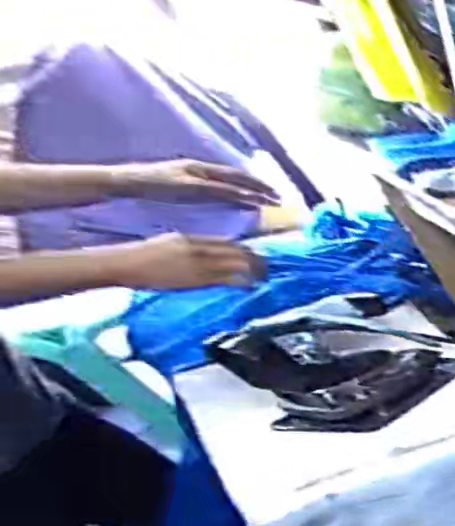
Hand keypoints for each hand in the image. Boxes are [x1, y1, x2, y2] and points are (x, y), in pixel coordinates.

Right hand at [101, 233, 264, 289]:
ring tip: (262, 278)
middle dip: (258, 261)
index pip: (229, 242)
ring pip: (242, 265)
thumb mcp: (167, 244)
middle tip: (267, 269)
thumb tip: (213, 253)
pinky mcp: (200, 279)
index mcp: (189, 238)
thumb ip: (192, 247)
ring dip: (257, 272)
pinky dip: (246, 283)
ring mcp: (200, 264)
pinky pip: (232, 280)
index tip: (258, 257)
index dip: (248, 250)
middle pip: (240, 252)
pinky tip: (251, 287)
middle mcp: (198, 249)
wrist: (117, 265)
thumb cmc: (139, 256)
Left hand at [112, 159, 278, 206]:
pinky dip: (234, 195)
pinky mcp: (186, 184)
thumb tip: (253, 198)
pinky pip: (218, 188)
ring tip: (263, 201)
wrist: (123, 183)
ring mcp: (192, 176)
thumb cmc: (156, 185)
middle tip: (277, 200)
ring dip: (248, 191)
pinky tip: (238, 201)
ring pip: (228, 183)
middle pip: (236, 178)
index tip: (279, 198)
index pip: (240, 176)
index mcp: (203, 169)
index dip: (261, 186)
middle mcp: (200, 170)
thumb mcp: (193, 189)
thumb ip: (223, 192)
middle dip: (258, 188)